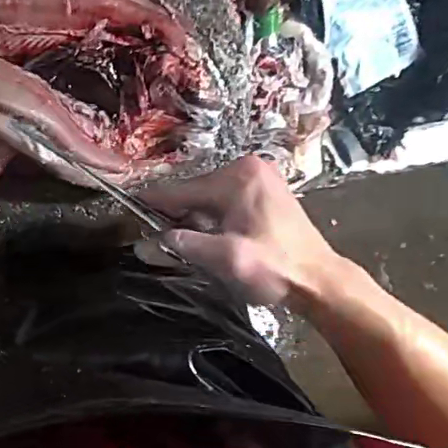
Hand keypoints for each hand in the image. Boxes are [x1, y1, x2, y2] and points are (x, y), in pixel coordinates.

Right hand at [137, 156, 346, 305]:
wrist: (319, 280)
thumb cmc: (275, 268)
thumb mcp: (225, 259)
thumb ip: (184, 246)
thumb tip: (145, 244)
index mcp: (238, 177)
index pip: (182, 189)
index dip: (154, 203)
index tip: (128, 206)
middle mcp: (248, 167)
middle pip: (195, 192)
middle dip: (176, 215)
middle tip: (157, 240)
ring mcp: (260, 177)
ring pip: (209, 198)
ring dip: (194, 219)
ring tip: (184, 243)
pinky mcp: (266, 191)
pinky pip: (226, 201)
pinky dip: (212, 217)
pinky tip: (209, 237)